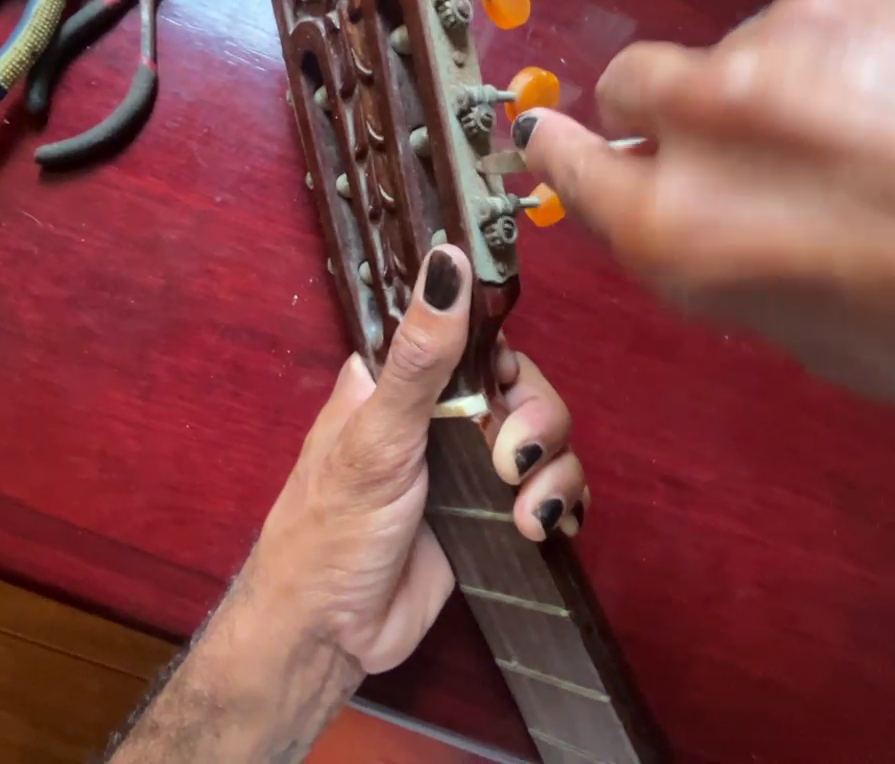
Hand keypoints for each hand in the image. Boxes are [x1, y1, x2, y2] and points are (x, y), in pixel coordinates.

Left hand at [244, 244, 586, 674]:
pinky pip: (551, 486)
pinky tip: (546, 527)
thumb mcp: (379, 435)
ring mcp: (471, 462)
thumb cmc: (336, 524)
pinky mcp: (494, 509)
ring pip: (546, 436)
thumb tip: (450, 261)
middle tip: (512, 462)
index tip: (507, 380)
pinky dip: (561, 501)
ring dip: (553, 471)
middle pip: (523, 385)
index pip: (472, 334)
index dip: (503, 350)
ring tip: (527, 514)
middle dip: (537, 422)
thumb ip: (421, 355)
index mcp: (403, 379)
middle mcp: (441, 412)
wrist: (333, 633)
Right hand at [523, 0, 894, 544]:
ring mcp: (837, 17)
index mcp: (708, 230)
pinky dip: (890, 41)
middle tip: (763, 152)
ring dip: (799, 79)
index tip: (566, 148)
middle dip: (674, 112)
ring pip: (761, 36)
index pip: (571, 161)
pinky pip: (865, 3)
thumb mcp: (858, 353)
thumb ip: (741, 265)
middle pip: (641, 77)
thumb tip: (693, 203)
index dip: (567, 156)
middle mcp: (743, 110)